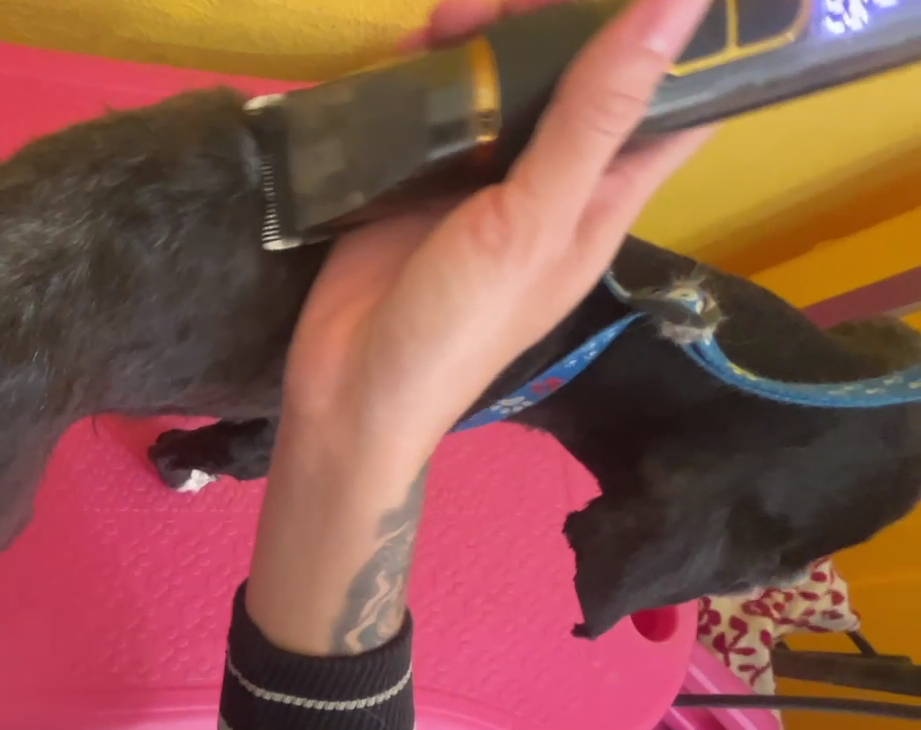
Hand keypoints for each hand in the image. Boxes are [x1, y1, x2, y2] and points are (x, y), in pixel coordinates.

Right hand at [281, 0, 715, 459]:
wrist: (346, 393)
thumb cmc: (454, 329)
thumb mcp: (531, 226)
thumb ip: (592, 119)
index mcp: (598, 192)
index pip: (674, 95)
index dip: (680, 34)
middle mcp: (538, 179)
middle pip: (569, 74)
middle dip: (547, 19)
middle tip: (494, 2)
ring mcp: (463, 186)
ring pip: (491, 90)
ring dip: (473, 47)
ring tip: (434, 26)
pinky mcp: (399, 194)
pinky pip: (417, 124)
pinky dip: (410, 89)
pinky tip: (394, 63)